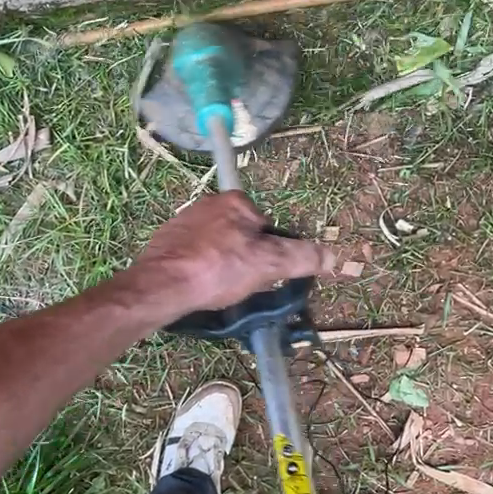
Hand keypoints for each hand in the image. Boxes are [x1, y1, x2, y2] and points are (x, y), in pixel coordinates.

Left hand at [126, 191, 337, 318]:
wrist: (161, 285)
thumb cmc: (217, 269)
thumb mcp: (269, 262)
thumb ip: (301, 257)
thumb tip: (331, 257)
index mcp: (235, 201)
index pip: (267, 228)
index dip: (270, 255)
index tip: (262, 276)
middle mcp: (208, 204)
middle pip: (242, 239)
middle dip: (245, 263)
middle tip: (240, 287)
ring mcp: (184, 223)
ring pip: (218, 250)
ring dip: (222, 270)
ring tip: (217, 292)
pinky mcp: (166, 243)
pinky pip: (195, 258)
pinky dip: (200, 273)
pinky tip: (197, 290)